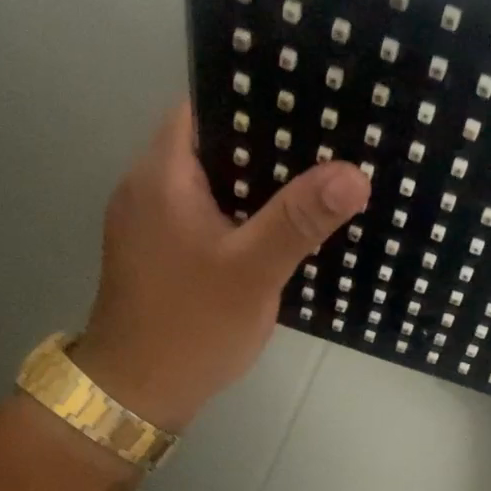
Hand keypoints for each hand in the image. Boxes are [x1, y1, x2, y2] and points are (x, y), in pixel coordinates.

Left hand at [71, 102, 370, 431]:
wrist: (136, 394)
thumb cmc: (189, 326)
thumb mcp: (252, 271)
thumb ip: (300, 220)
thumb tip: (355, 173)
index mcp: (162, 173)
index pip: (208, 104)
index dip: (258, 95)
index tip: (313, 97)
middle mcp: (149, 185)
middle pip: (215, 142)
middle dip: (271, 142)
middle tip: (333, 141)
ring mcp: (151, 222)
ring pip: (214, 182)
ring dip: (260, 183)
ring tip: (320, 178)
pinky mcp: (161, 253)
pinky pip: (208, 215)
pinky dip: (243, 215)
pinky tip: (283, 229)